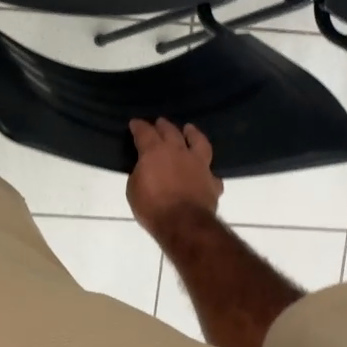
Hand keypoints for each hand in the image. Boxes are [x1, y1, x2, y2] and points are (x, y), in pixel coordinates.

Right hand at [125, 118, 222, 235]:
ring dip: (193, 134)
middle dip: (163, 125)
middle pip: (171, 131)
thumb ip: (140, 173)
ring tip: (189, 129)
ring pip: (199, 142)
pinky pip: (211, 172)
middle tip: (159, 122)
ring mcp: (199, 165)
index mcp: (155, 151)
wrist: (183, 224)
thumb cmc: (152, 206)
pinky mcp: (212, 181)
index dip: (138, 126)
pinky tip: (205, 172)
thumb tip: (145, 169)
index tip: (134, 123)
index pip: (145, 132)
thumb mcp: (134, 188)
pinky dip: (206, 171)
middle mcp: (179, 152)